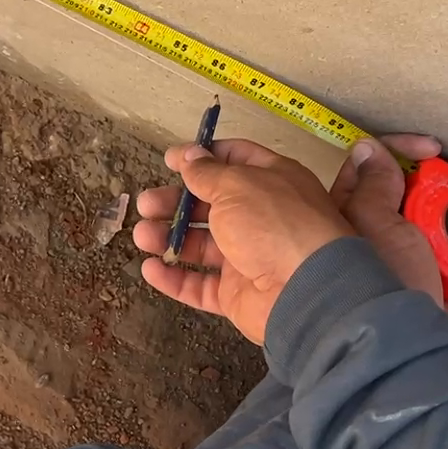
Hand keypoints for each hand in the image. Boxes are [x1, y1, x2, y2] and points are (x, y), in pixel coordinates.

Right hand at [133, 140, 352, 344]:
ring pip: (199, 244)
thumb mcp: (236, 185)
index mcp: (271, 182)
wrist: (306, 292)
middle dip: (175, 202)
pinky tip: (150, 268)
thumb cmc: (273, 224)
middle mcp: (260, 217)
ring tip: (142, 235)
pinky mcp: (236, 294)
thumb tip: (189, 154)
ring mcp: (248, 257)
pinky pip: (199, 285)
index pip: (235, 159)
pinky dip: (173, 278)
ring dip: (168, 237)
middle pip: (209, 204)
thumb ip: (206, 172)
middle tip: (145, 203)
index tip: (170, 159)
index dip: (202, 157)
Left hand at [329, 134, 447, 345]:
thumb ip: (374, 187)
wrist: (407, 347)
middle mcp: (385, 240)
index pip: (372, 170)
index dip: (401, 150)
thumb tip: (369, 148)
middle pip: (423, 195)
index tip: (434, 147)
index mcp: (355, 219)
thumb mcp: (375, 224)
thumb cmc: (381, 277)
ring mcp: (423, 267)